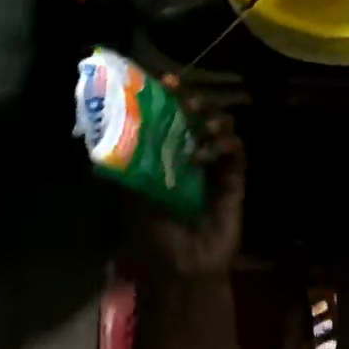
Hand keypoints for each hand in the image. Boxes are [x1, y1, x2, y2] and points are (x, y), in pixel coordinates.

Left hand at [133, 81, 244, 281]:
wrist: (183, 270)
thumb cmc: (153, 234)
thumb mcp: (133, 194)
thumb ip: (130, 163)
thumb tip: (113, 127)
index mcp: (167, 153)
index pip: (171, 115)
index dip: (170, 95)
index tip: (168, 79)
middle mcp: (192, 153)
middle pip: (198, 114)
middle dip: (193, 100)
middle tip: (187, 96)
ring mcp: (215, 165)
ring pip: (221, 126)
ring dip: (212, 117)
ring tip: (201, 121)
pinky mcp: (234, 180)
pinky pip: (235, 152)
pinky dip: (223, 145)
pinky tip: (206, 153)